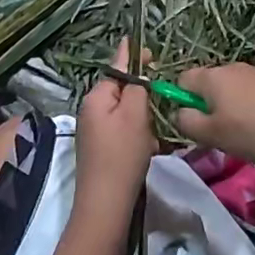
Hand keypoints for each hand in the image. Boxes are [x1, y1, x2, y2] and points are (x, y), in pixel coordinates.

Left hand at [73, 39, 156, 217]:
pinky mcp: (101, 149)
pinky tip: (152, 146)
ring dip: (143, 118)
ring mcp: (94, 131)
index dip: (134, 58)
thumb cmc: (122, 153)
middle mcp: (91, 110)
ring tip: (160, 129)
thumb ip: (136, 87)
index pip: (117, 68)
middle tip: (164, 101)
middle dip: (143, 96)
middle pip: (122, 92)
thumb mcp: (134, 113)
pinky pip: (124, 132)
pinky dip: (139, 135)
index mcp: (96, 97)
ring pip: (125, 114)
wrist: (106, 202)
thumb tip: (135, 70)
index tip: (151, 53)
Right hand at [173, 63, 254, 169]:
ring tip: (246, 136)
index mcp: (212, 76)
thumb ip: (186, 122)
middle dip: (208, 108)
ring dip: (231, 111)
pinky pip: (251, 95)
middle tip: (220, 135)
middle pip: (207, 85)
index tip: (197, 124)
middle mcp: (232, 67)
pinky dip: (252, 111)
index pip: (181, 79)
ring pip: (230, 91)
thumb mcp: (212, 134)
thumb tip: (181, 112)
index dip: (183, 101)